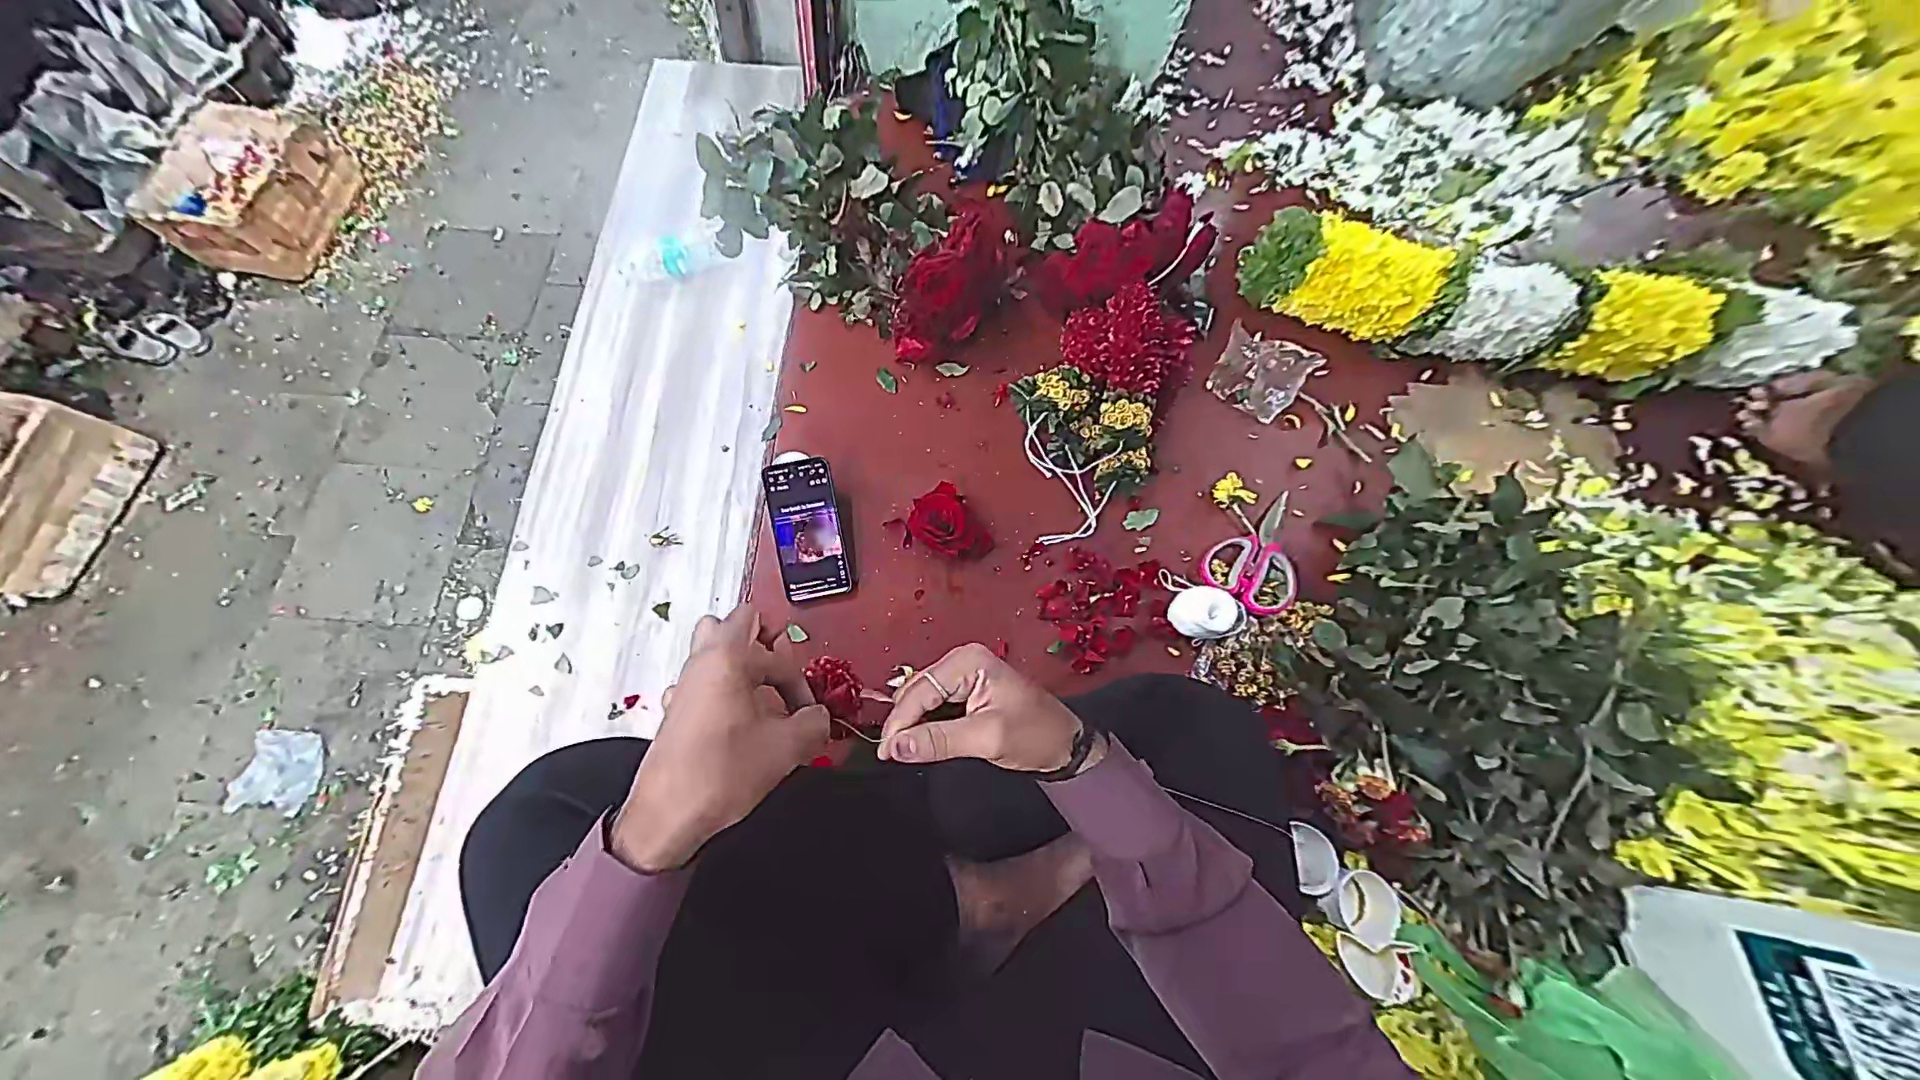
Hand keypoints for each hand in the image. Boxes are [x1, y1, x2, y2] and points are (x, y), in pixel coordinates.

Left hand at [611, 607, 829, 871]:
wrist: (667, 818)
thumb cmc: (722, 774)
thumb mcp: (788, 746)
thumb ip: (815, 721)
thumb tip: (818, 717)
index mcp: (728, 658)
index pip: (778, 653)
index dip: (799, 680)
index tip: (805, 710)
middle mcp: (702, 661)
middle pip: (735, 623)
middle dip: (764, 641)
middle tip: (780, 673)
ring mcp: (684, 683)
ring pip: (713, 646)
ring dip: (740, 660)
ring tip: (759, 692)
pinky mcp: (675, 708)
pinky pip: (701, 679)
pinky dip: (720, 686)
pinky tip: (733, 718)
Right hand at [876, 643, 1101, 773]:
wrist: (1064, 743)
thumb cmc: (1034, 734)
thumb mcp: (986, 738)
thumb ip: (939, 741)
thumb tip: (896, 747)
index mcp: (969, 661)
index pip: (920, 690)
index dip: (900, 722)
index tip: (886, 752)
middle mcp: (963, 661)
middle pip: (916, 692)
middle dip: (902, 723)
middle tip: (891, 755)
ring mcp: (963, 675)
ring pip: (921, 700)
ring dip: (911, 725)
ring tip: (900, 752)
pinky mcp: (965, 691)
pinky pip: (934, 706)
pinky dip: (924, 724)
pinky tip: (918, 742)